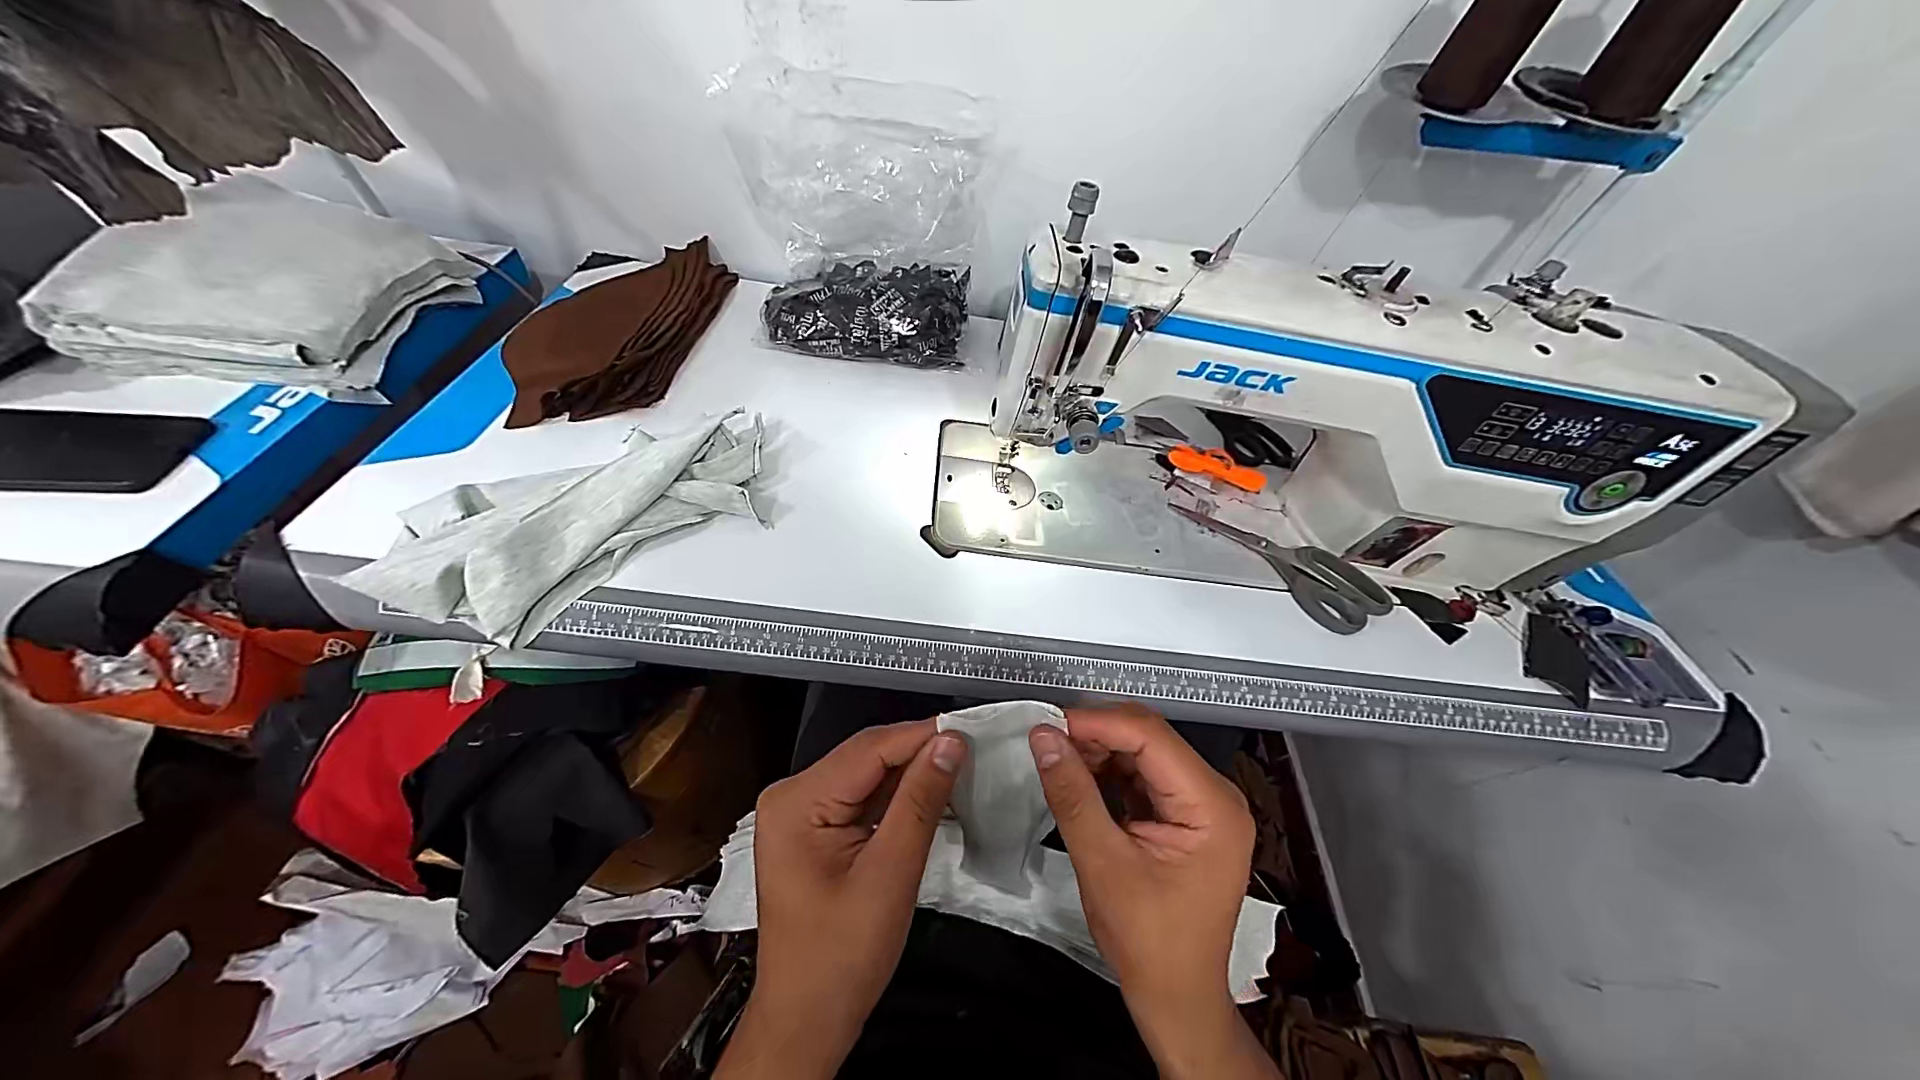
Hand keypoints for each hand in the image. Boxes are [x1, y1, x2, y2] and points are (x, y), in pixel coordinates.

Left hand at [716, 720, 966, 1079]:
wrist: (806, 1018)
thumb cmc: (839, 958)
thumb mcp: (890, 874)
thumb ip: (920, 801)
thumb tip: (948, 744)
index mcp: (796, 802)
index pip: (869, 749)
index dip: (922, 736)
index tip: (970, 732)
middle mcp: (792, 796)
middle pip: (867, 756)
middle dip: (919, 753)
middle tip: (972, 750)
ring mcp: (801, 811)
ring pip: (868, 774)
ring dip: (912, 774)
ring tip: (960, 768)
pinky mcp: (815, 828)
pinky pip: (862, 797)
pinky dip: (898, 797)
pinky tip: (931, 794)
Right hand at [1030, 704, 1277, 1079]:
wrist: (1176, 997)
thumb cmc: (1149, 942)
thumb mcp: (1102, 863)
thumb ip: (1072, 794)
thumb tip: (1045, 739)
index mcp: (1211, 805)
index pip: (1149, 736)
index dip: (1096, 723)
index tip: (1048, 726)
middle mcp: (1215, 795)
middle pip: (1149, 738)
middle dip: (1096, 734)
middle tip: (1048, 743)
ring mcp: (1202, 804)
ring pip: (1142, 752)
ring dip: (1099, 751)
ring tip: (1058, 762)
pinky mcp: (1184, 815)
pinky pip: (1143, 775)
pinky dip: (1108, 773)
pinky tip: (1079, 778)